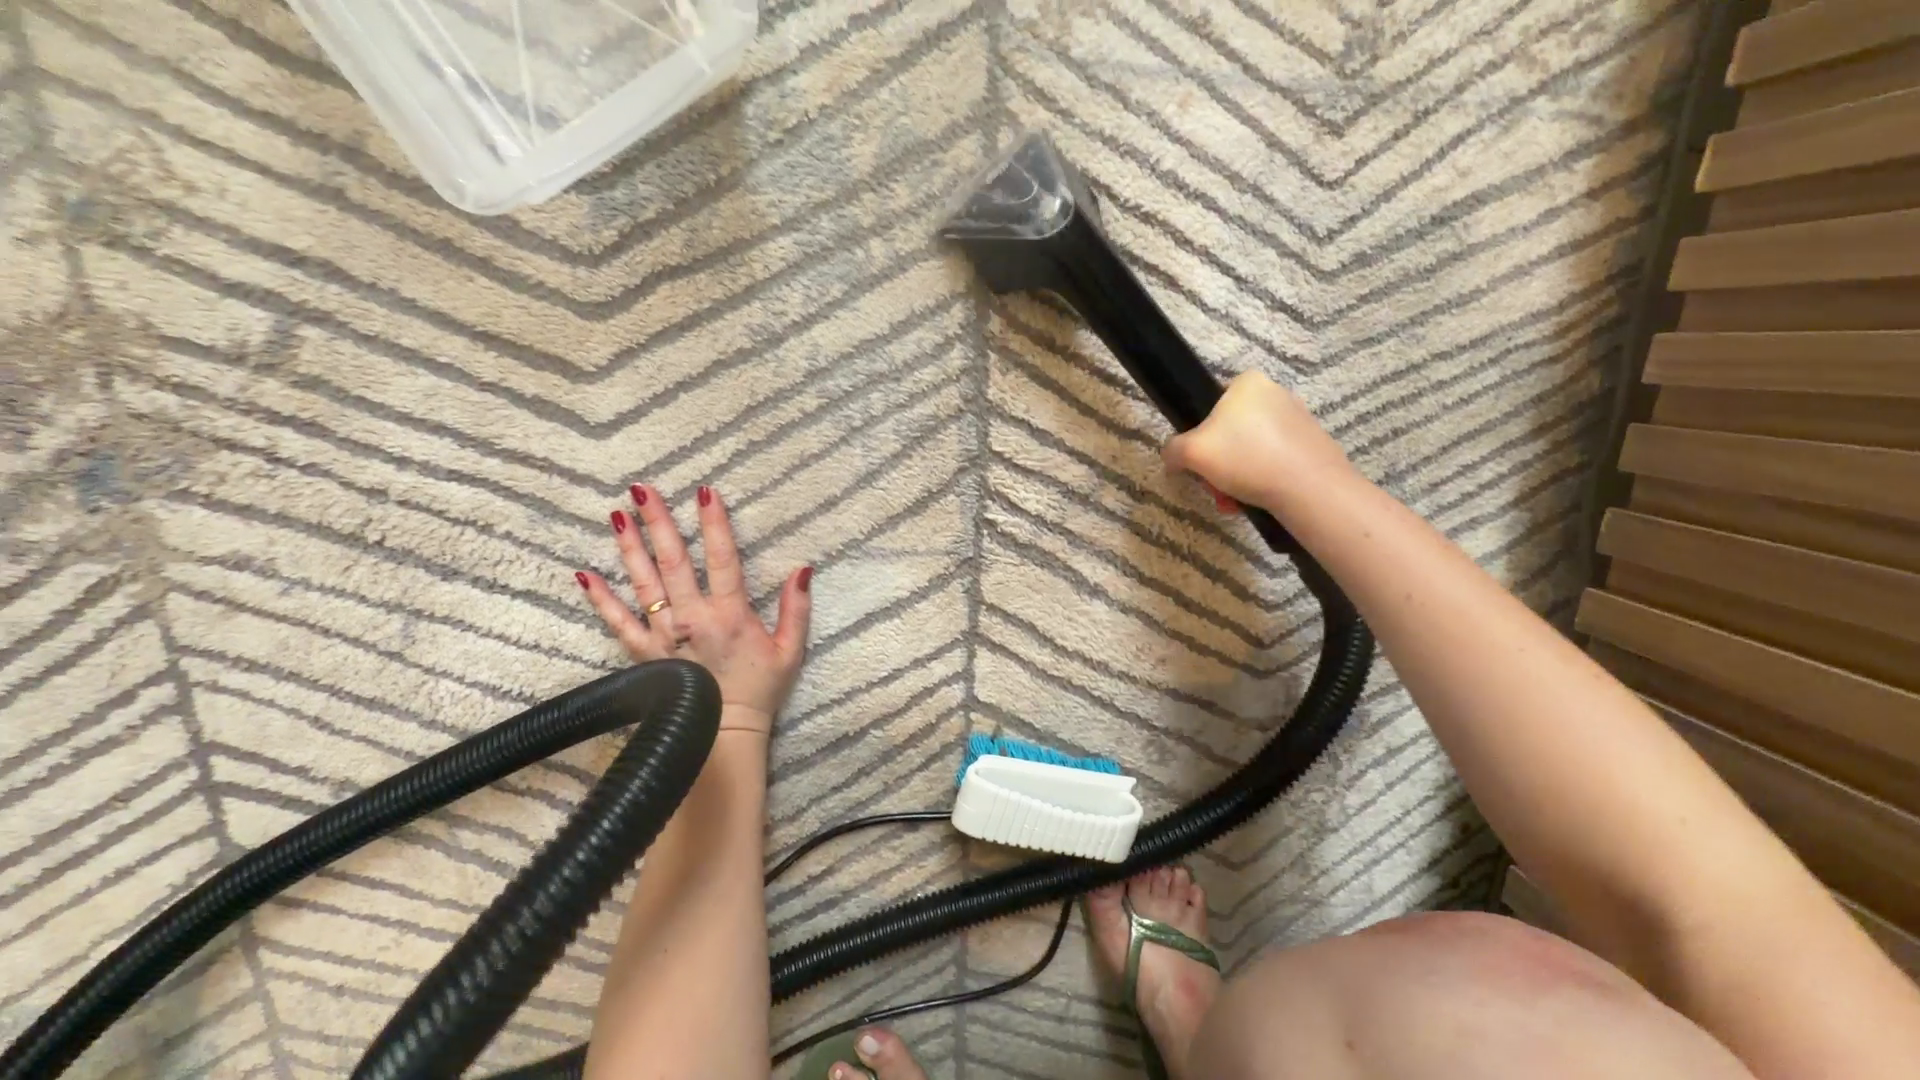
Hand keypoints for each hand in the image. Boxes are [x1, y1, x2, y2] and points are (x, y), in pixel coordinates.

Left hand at [576, 484, 811, 734]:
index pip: (721, 558)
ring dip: (629, 547)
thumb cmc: (760, 691)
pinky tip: (584, 574)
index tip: (704, 492)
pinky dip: (600, 599)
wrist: (724, 734)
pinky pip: (617, 622)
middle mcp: (692, 618)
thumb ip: (796, 608)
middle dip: (657, 522)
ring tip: (617, 515)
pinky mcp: (644, 653)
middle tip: (641, 490)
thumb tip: (803, 569)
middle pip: (673, 561)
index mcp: (729, 615)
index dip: (713, 524)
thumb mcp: (790, 650)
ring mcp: (664, 635)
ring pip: (643, 583)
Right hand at [1163, 371, 1361, 515]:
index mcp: (1248, 382)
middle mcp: (1275, 392)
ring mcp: (1298, 418)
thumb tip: (1172, 457)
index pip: (1211, 405)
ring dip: (1236, 477)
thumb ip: (1173, 450)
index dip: (1200, 435)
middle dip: (1219, 464)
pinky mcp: (1312, 443)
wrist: (1308, 486)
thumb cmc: (1245, 457)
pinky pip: (1275, 460)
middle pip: (1231, 432)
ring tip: (1234, 501)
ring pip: (1251, 450)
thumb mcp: (1191, 452)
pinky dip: (1262, 480)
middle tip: (1215, 486)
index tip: (1200, 461)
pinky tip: (1257, 500)